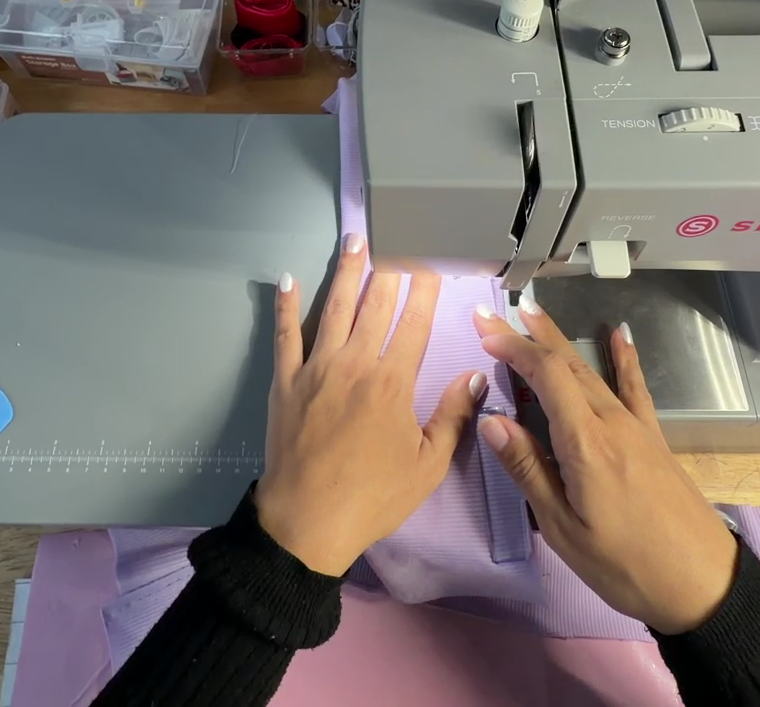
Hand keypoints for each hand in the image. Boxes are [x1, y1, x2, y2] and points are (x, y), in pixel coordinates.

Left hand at [254, 233, 485, 575]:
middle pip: (374, 305)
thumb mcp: (427, 465)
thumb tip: (475, 374)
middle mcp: (354, 363)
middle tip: (394, 236)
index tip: (429, 263)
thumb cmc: (373, 496)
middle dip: (388, 268)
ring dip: (345, 271)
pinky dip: (285, 305)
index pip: (413, 323)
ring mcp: (315, 367)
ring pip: (333, 307)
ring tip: (354, 240)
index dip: (423, 290)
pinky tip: (287, 278)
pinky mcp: (284, 379)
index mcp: (392, 382)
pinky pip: (284, 334)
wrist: (307, 522)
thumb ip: (452, 417)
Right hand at [472, 299, 737, 633]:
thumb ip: (528, 470)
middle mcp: (611, 422)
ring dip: (558, 339)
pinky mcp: (652, 438)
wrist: (706, 587)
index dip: (514, 348)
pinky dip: (624, 358)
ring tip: (534, 312)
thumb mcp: (564, 529)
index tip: (484, 332)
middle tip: (493, 314)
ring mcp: (635, 426)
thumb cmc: (627, 565)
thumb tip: (492, 421)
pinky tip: (619, 333)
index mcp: (585, 442)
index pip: (545, 375)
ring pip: (590, 371)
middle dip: (526, 336)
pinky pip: (633, 387)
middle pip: (565, 364)